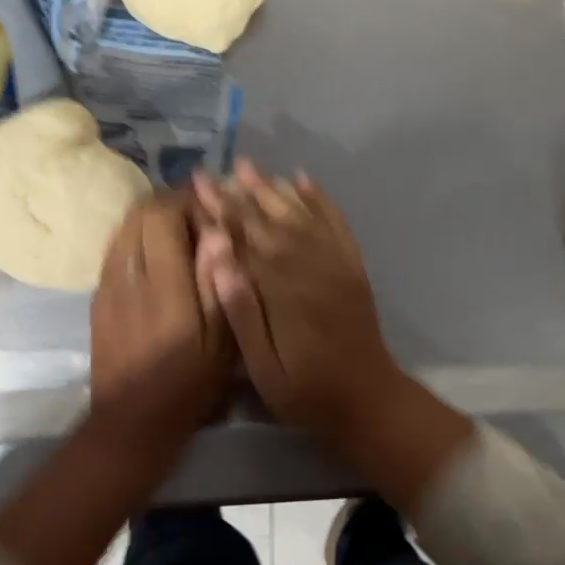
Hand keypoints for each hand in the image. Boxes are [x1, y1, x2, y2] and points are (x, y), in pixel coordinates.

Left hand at [88, 188, 232, 438]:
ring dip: (152, 220)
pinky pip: (116, 248)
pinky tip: (159, 261)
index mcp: (163, 283)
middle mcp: (128, 275)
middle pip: (139, 213)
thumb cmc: (189, 382)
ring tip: (180, 235)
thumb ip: (216, 278)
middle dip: (170, 204)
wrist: (132, 423)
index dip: (187, 201)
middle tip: (199, 219)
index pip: (162, 214)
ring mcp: (107, 285)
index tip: (212, 211)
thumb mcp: (220, 337)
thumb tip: (217, 229)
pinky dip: (138, 239)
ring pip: (124, 227)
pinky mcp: (98, 298)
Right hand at [192, 160, 404, 440]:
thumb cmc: (305, 389)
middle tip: (215, 170)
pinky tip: (303, 180)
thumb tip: (218, 257)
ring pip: (297, 214)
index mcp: (279, 288)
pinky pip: (334, 223)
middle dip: (238, 193)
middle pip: (266, 221)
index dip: (218, 210)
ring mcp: (332, 262)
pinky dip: (319, 199)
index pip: (241, 239)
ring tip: (249, 167)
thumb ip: (241, 310)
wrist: (367, 397)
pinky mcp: (351, 265)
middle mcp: (306, 265)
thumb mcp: (263, 365)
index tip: (198, 185)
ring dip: (272, 189)